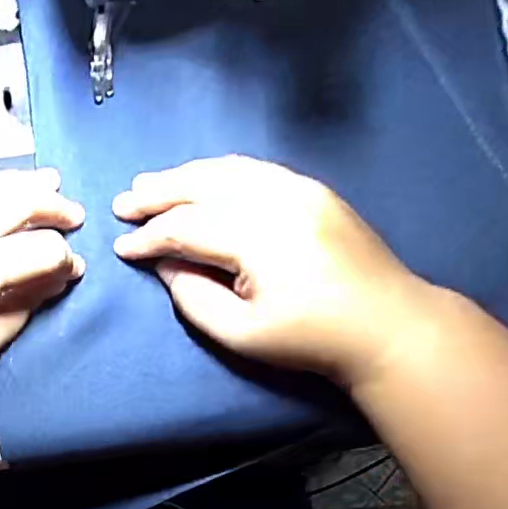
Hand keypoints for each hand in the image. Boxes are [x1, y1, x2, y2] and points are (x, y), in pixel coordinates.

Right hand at [113, 155, 452, 388]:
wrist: (386, 325)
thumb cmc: (310, 339)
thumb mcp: (241, 334)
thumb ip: (195, 298)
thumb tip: (168, 266)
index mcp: (257, 235)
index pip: (187, 226)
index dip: (150, 237)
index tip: (121, 248)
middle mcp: (276, 198)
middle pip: (203, 185)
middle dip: (159, 193)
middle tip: (124, 202)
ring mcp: (299, 188)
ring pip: (228, 170)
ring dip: (185, 177)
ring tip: (152, 185)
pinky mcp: (313, 190)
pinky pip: (254, 170)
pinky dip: (218, 173)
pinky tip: (201, 181)